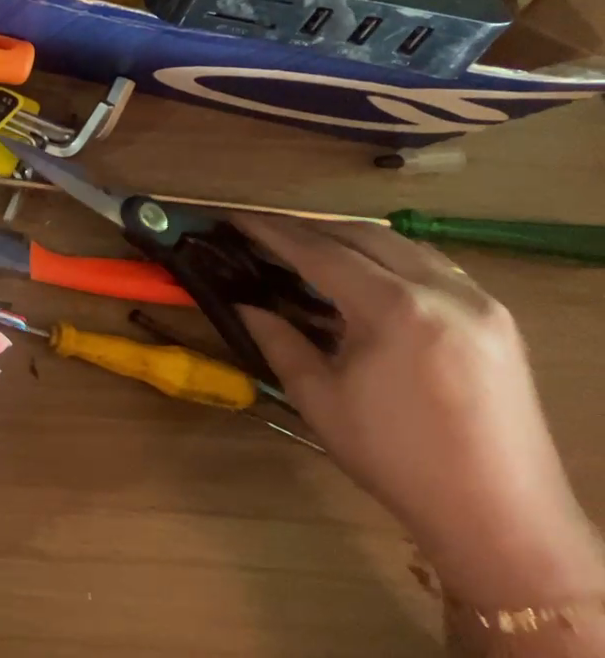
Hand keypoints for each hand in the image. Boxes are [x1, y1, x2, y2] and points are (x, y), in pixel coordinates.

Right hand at [238, 216, 604, 607]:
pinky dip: (389, 259)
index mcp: (396, 309)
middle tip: (262, 232)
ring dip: (350, 240)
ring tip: (307, 249)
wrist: (499, 513)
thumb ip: (278, 339)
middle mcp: (445, 293)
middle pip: (365, 236)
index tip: (233, 218)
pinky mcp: (499, 323)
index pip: (320, 251)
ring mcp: (481, 305)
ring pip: (405, 246)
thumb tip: (244, 304)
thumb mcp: (318, 396)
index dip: (271, 232)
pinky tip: (363, 278)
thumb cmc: (394, 456)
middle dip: (309, 228)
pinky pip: (434, 268)